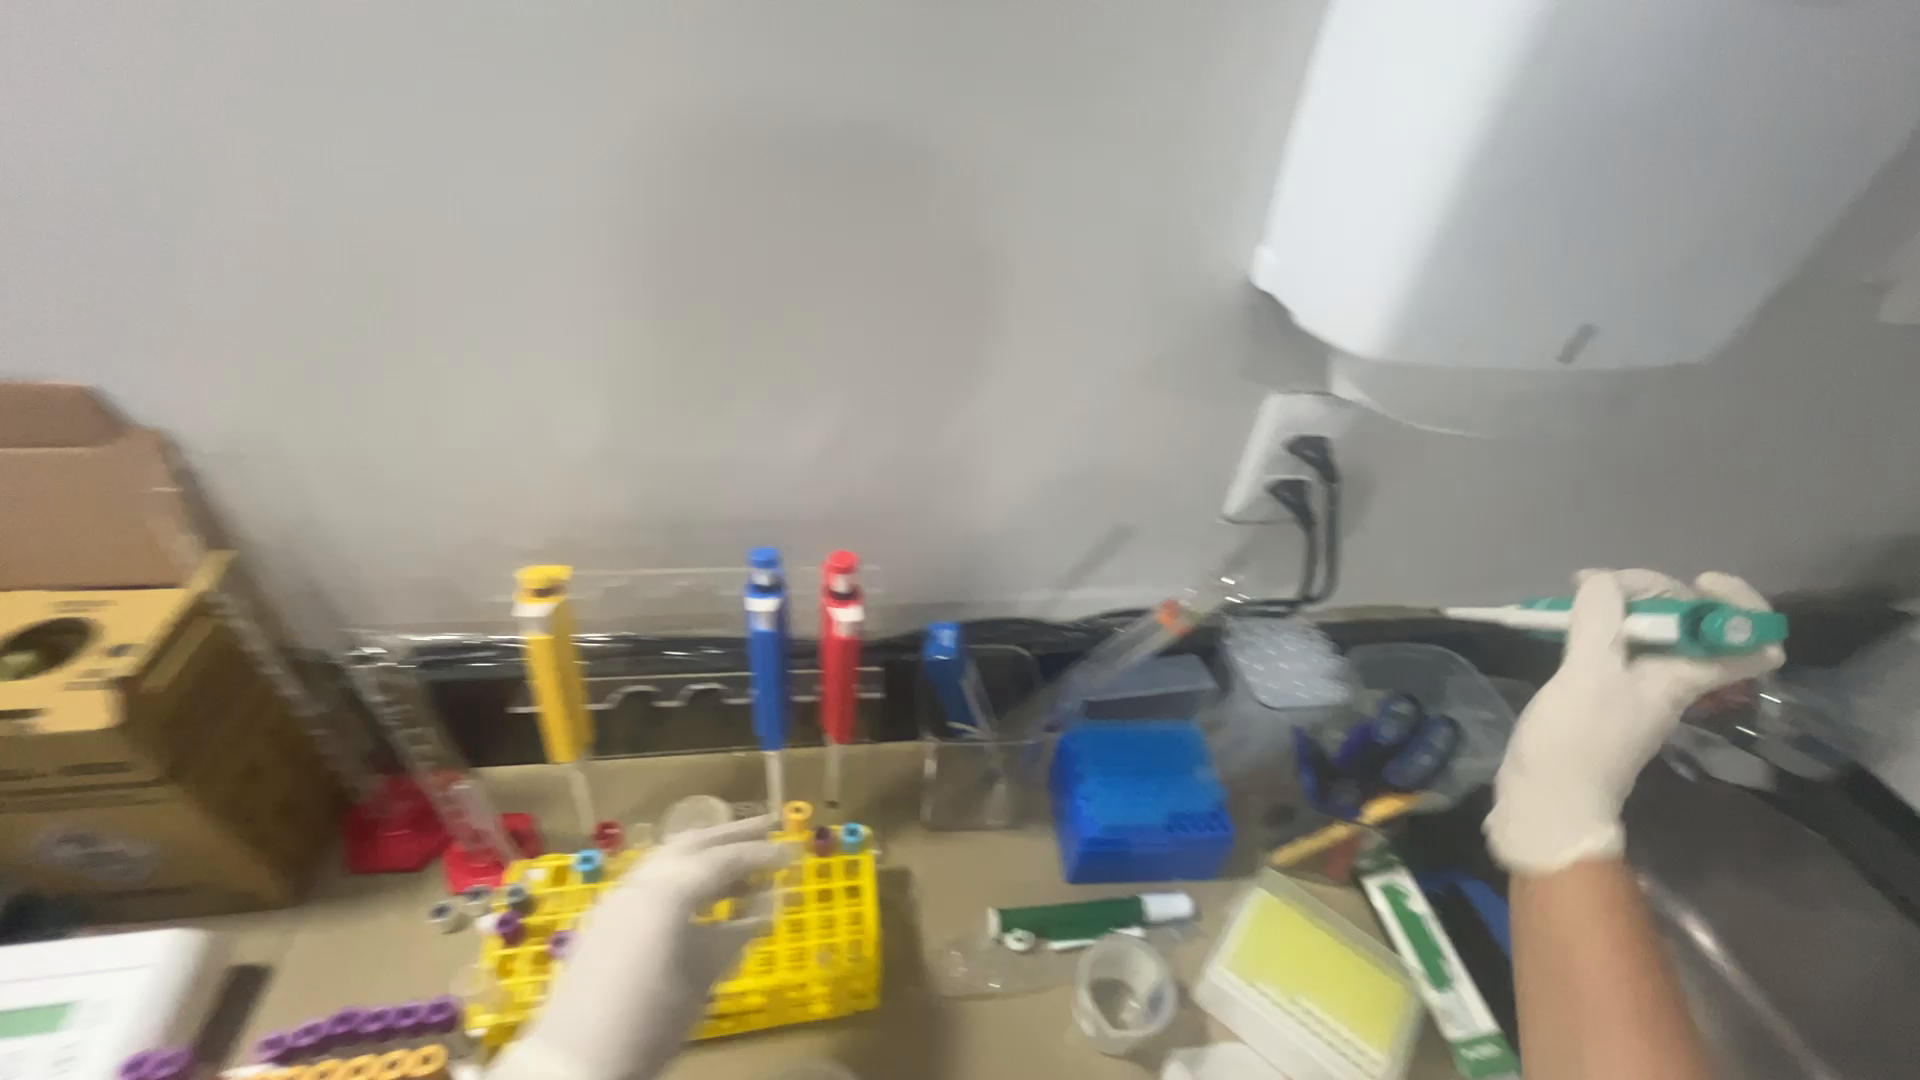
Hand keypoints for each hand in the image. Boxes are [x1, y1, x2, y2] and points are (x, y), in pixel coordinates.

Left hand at [489, 814, 796, 1079]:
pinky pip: (653, 877)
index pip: (725, 858)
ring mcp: (618, 897)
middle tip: (770, 824)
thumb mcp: (703, 975)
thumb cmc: (650, 1019)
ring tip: (740, 858)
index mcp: (667, 890)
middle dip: (734, 833)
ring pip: (669, 856)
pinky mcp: (606, 918)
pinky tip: (701, 891)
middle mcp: (641, 881)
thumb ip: (739, 930)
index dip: (763, 854)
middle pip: (694, 843)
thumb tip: (772, 901)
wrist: (573, 1064)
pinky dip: (683, 871)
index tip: (793, 852)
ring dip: (707, 851)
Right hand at [1483, 569, 1783, 875]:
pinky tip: (1564, 624)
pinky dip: (1597, 628)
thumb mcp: (1587, 677)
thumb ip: (1598, 624)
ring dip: (1623, 608)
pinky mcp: (1600, 696)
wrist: (1548, 797)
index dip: (1737, 605)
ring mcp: (1634, 689)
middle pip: (1690, 626)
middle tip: (1602, 583)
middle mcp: (1669, 681)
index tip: (1696, 581)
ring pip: (1650, 636)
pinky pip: (1616, 649)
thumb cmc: (1576, 741)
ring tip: (1580, 594)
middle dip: (1656, 593)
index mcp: (1682, 678)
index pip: (1748, 640)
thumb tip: (1602, 580)